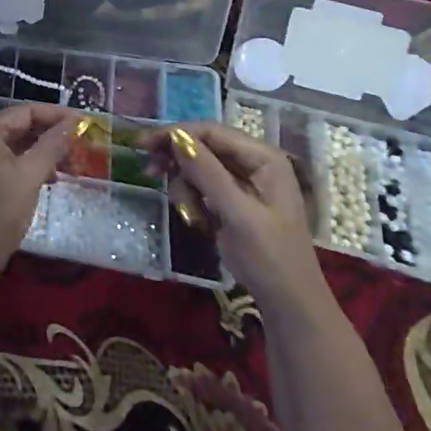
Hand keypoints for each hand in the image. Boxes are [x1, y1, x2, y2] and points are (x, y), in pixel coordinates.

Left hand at [0, 103, 78, 271]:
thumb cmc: (1, 209)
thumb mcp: (30, 174)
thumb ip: (52, 144)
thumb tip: (74, 122)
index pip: (25, 111)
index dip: (56, 115)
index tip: (86, 122)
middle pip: (24, 126)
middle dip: (54, 134)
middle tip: (85, 144)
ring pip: (23, 144)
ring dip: (48, 151)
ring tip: (76, 164)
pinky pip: (18, 160)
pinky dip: (37, 165)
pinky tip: (57, 177)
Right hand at [152, 122, 329, 311]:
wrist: (287, 299)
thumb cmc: (269, 255)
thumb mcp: (238, 213)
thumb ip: (208, 173)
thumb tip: (177, 137)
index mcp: (265, 159)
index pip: (213, 132)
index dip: (177, 133)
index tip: (143, 144)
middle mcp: (255, 164)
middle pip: (204, 146)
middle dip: (177, 158)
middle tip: (149, 170)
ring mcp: (243, 183)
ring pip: (198, 167)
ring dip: (184, 185)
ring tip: (187, 213)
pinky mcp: (232, 201)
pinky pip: (201, 187)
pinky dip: (191, 198)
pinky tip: (194, 218)